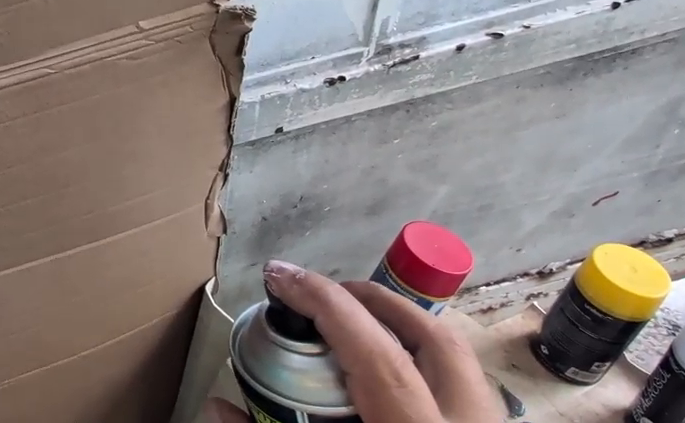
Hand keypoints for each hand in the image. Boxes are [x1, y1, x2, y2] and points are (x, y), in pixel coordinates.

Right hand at [209, 261, 503, 422]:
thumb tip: (217, 408)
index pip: (375, 349)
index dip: (321, 300)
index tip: (278, 276)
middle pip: (436, 342)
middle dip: (372, 301)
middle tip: (321, 292)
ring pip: (460, 367)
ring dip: (403, 333)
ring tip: (354, 331)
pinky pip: (467, 397)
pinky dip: (427, 376)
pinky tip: (391, 386)